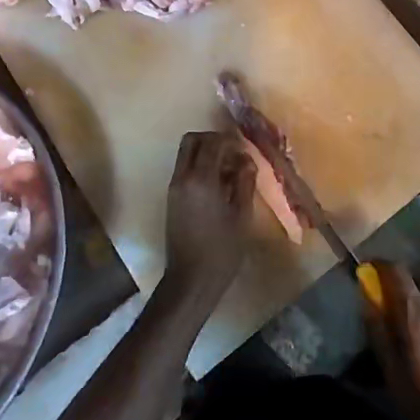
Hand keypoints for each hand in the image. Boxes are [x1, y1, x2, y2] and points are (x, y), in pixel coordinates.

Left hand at [160, 131, 255, 308]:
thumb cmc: (222, 249)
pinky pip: (184, 170)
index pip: (213, 143)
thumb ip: (244, 182)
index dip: (231, 141)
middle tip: (233, 154)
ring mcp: (174, 188)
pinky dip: (200, 167)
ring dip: (206, 153)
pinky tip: (219, 185)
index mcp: (201, 180)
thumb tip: (246, 161)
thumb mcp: (242, 215)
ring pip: (186, 154)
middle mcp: (183, 178)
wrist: (191, 279)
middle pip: (192, 140)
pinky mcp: (172, 199)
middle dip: (213, 140)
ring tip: (229, 172)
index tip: (246, 151)